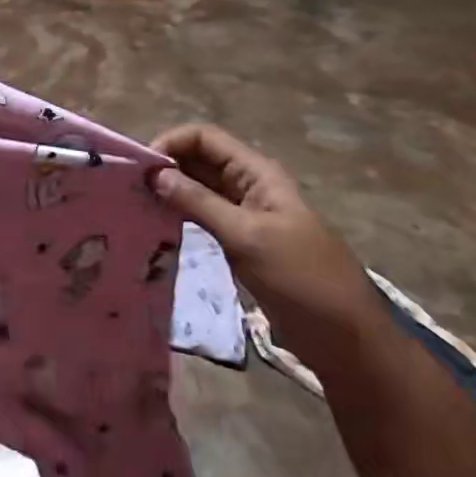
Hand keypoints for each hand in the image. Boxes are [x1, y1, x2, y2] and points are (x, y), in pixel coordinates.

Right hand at [151, 124, 378, 338]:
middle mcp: (249, 185)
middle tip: (130, 187)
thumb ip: (199, 202)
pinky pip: (205, 216)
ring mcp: (245, 214)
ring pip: (200, 188)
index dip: (172, 143)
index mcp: (257, 173)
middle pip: (200, 160)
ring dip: (171, 191)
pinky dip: (182, 215)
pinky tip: (158, 226)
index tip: (141, 167)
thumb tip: (156, 174)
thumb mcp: (246, 237)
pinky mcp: (241, 241)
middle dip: (167, 166)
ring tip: (137, 205)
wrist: (345, 338)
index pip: (205, 138)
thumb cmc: (301, 279)